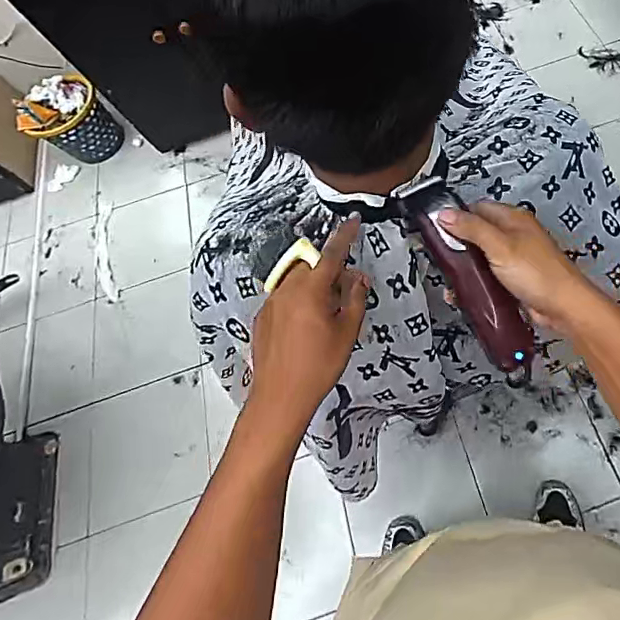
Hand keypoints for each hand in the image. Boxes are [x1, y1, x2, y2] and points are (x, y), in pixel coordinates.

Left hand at [246, 219, 368, 430]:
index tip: (351, 222)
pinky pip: (285, 298)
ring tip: (327, 315)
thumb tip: (357, 280)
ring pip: (298, 281)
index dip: (344, 236)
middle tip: (346, 291)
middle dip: (331, 271)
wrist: (280, 397)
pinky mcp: (262, 318)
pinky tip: (308, 327)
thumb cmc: (316, 367)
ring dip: (315, 287)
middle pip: (312, 266)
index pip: (331, 253)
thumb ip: (355, 298)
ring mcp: (271, 304)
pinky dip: (300, 302)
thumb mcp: (348, 331)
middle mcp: (287, 291)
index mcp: (310, 290)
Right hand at [436, 203, 605, 330]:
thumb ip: (472, 229)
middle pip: (477, 234)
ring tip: (455, 279)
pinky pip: (489, 278)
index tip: (438, 229)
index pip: (477, 208)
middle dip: (459, 246)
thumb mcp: (500, 246)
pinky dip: (477, 284)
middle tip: (445, 257)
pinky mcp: (515, 280)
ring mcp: (515, 259)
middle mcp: (515, 236)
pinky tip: (470, 293)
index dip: (456, 217)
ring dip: (467, 269)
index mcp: (514, 219)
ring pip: (482, 258)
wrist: (563, 307)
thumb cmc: (543, 274)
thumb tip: (446, 214)